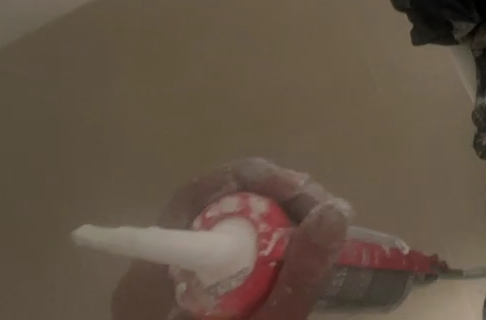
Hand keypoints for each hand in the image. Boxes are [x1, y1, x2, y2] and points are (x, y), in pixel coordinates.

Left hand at [110, 158, 351, 319]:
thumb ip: (296, 277)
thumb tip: (335, 210)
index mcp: (150, 280)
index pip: (199, 195)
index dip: (256, 180)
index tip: (304, 193)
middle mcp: (151, 276)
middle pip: (217, 206)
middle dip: (279, 199)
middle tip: (326, 213)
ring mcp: (167, 293)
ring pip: (229, 228)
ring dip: (281, 221)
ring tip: (324, 233)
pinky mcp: (190, 306)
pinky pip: (232, 255)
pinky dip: (270, 248)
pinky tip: (301, 258)